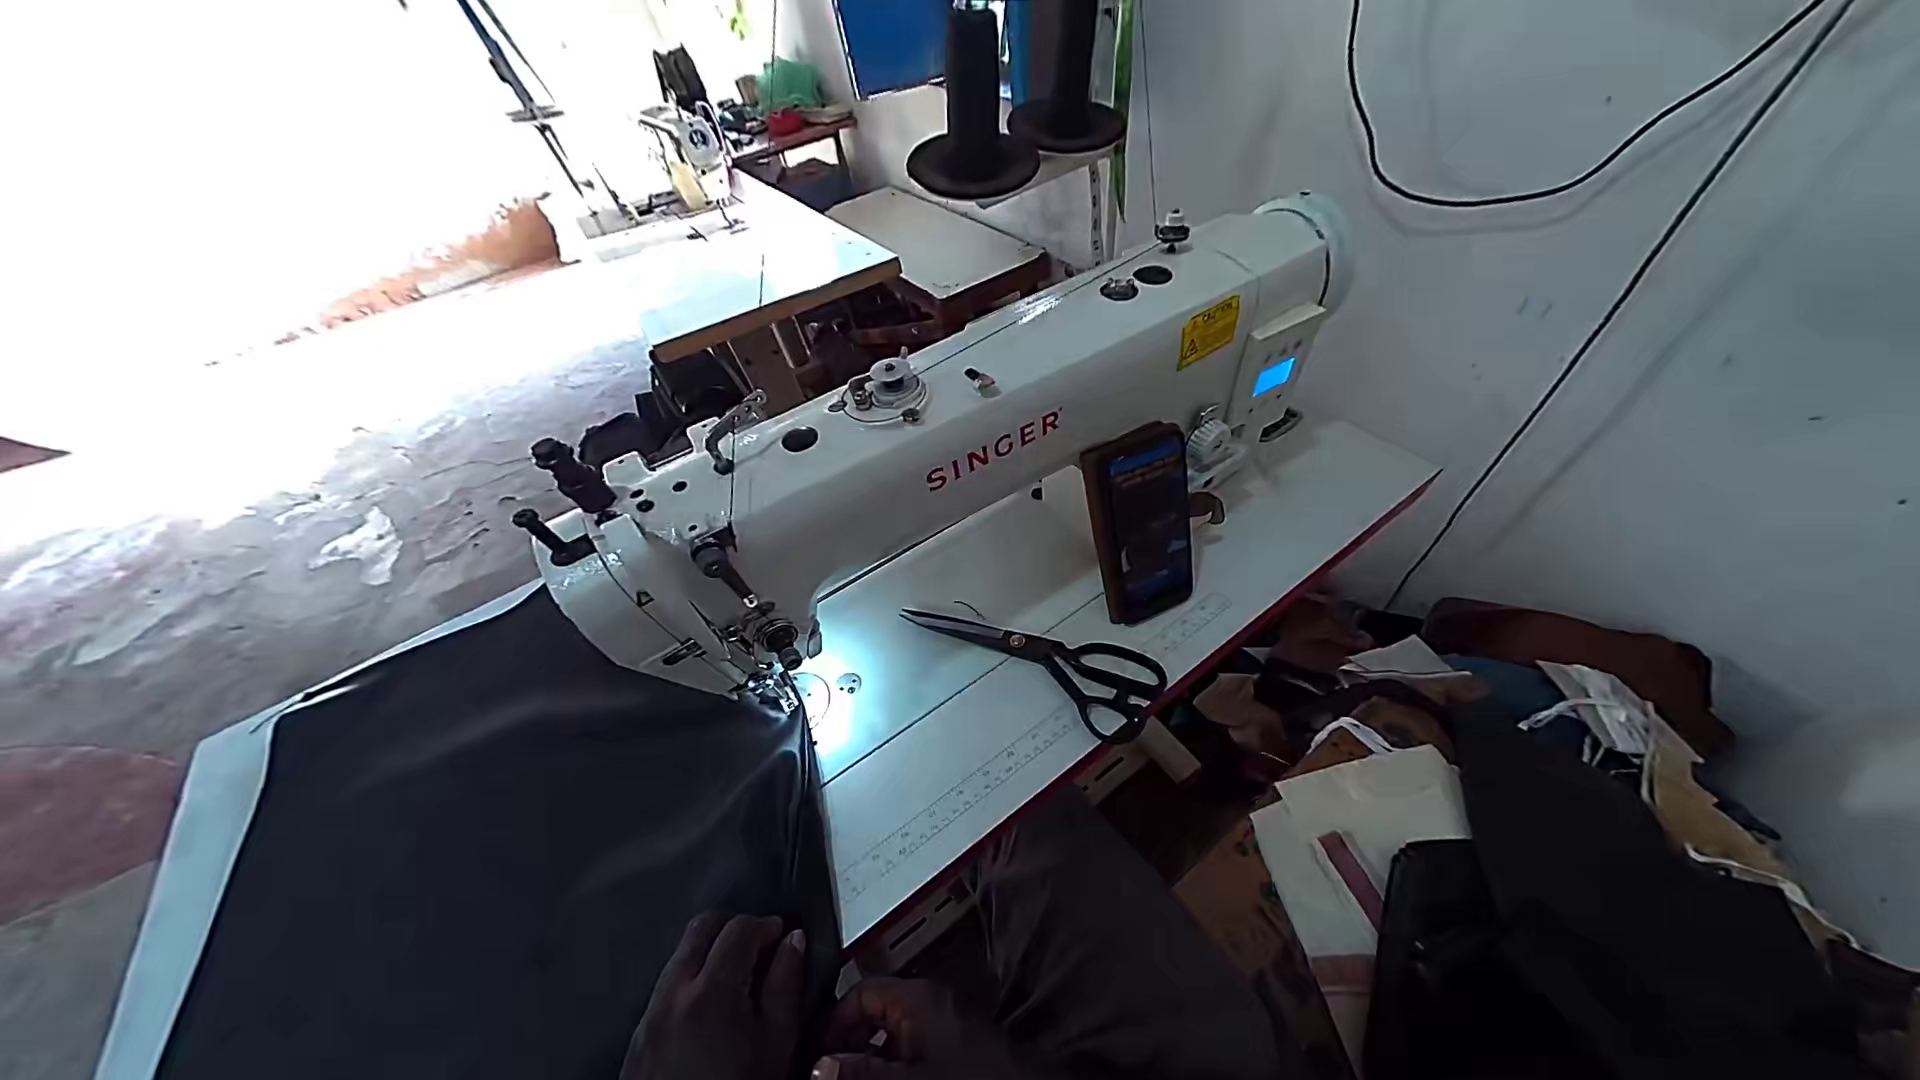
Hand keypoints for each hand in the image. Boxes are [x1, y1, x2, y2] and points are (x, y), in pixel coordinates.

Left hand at [621, 912, 805, 1079]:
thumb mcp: (776, 1045)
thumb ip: (786, 983)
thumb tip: (792, 940)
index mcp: (709, 992)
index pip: (739, 929)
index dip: (766, 925)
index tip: (782, 935)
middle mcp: (672, 994)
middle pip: (701, 927)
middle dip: (734, 926)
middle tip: (760, 945)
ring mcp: (649, 1015)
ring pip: (681, 954)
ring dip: (712, 950)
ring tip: (740, 976)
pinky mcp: (638, 1037)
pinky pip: (668, 984)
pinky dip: (693, 977)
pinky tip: (713, 1005)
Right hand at [812, 977, 1029, 1079]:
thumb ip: (862, 1073)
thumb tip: (817, 1067)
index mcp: (917, 998)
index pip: (861, 992)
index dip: (834, 1024)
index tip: (813, 1058)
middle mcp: (928, 1002)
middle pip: (874, 1013)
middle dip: (849, 1046)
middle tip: (827, 1075)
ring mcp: (943, 1025)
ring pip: (891, 1036)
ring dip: (870, 1060)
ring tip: (850, 1079)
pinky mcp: (953, 1047)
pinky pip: (911, 1049)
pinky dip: (892, 1065)